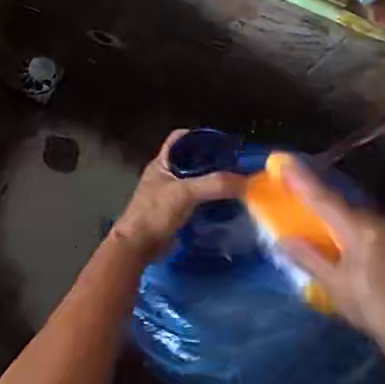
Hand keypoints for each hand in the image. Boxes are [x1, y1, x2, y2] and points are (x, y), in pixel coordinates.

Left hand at [109, 129, 247, 262]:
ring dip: (213, 184)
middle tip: (237, 166)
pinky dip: (210, 202)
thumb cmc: (155, 213)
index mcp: (162, 164)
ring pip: (195, 183)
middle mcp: (165, 176)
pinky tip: (227, 206)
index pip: (179, 139)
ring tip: (237, 185)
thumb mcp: (185, 193)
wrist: (139, 247)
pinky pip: (197, 202)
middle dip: (212, 162)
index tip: (222, 142)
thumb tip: (246, 181)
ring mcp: (170, 196)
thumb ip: (214, 184)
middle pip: (192, 162)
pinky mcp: (176, 214)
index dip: (199, 136)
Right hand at [276, 156, 384, 349]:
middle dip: (340, 224)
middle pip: (354, 216)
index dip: (304, 182)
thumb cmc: (372, 311)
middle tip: (330, 243)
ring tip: (363, 267)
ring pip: (379, 229)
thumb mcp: (334, 286)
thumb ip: (309, 257)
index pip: (325, 201)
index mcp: (360, 232)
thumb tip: (284, 238)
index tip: (287, 163)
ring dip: (366, 239)